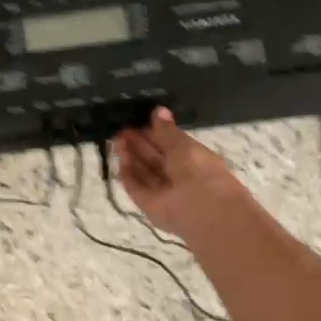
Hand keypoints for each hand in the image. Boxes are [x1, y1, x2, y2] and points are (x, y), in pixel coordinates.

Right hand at [114, 108, 248, 239]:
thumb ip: (167, 130)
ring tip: (118, 140)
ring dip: (132, 157)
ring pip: (145, 173)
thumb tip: (159, 110)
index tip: (139, 121)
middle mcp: (179, 177)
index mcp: (194, 160)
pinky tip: (120, 158)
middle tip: (122, 130)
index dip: (155, 133)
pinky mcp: (150, 206)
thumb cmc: (199, 170)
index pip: (171, 145)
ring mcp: (164, 192)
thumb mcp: (184, 145)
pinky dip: (128, 174)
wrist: (202, 209)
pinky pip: (137, 188)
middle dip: (139, 144)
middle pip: (155, 159)